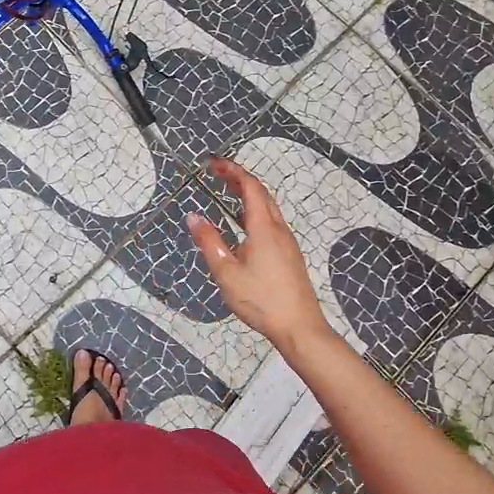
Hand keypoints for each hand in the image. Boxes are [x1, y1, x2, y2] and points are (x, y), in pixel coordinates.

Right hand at [186, 157, 329, 352]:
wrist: (300, 329)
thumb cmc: (261, 299)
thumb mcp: (226, 272)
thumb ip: (209, 242)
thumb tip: (193, 216)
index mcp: (263, 229)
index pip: (251, 187)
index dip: (233, 171)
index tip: (213, 164)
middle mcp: (279, 230)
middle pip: (262, 194)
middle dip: (240, 179)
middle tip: (217, 174)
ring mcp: (287, 243)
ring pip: (269, 208)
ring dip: (248, 195)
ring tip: (227, 193)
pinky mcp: (290, 256)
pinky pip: (271, 222)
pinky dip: (254, 211)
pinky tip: (243, 225)